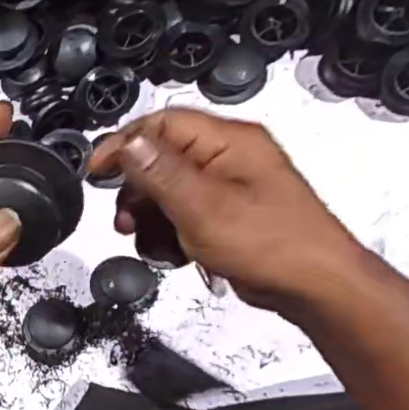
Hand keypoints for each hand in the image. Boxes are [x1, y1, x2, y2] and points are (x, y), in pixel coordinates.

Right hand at [88, 109, 366, 310]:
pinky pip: (180, 216)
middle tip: (127, 220)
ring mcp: (225, 188)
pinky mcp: (224, 215)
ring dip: (151, 221)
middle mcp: (227, 159)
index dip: (122, 145)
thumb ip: (161, 174)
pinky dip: (170, 235)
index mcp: (228, 142)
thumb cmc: (275, 245)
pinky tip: (177, 253)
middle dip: (136, 193)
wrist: (312, 285)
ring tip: (158, 243)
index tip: (96, 170)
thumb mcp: (204, 207)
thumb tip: (129, 145)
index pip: (160, 124)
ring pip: (165, 193)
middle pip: (158, 161)